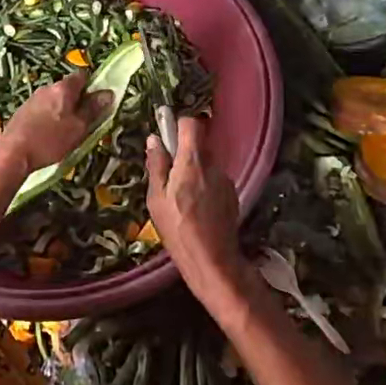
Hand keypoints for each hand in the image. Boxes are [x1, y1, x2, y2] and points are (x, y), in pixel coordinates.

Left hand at [0, 73, 107, 174]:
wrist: (12, 153)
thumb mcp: (78, 127)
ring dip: (63, 110)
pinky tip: (48, 135)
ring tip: (66, 132)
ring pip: (55, 100)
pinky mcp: (22, 112)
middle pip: (68, 88)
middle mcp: (47, 88)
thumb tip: (109, 93)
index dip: (93, 86)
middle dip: (78, 101)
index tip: (98, 102)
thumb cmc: (50, 140)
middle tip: (84, 121)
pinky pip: (43, 109)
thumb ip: (93, 110)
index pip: (82, 76)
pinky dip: (50, 117)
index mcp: (63, 88)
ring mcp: (32, 99)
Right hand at [146, 117, 246, 298]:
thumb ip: (157, 165)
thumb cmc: (178, 229)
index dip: (178, 125)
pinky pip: (214, 179)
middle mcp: (213, 165)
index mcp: (193, 161)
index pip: (192, 124)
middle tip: (168, 172)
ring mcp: (226, 180)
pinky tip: (195, 207)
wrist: (212, 260)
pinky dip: (204, 185)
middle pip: (200, 144)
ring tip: (180, 196)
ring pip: (207, 163)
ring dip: (194, 170)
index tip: (166, 136)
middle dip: (183, 152)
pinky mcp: (232, 195)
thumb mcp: (156, 198)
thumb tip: (154, 139)